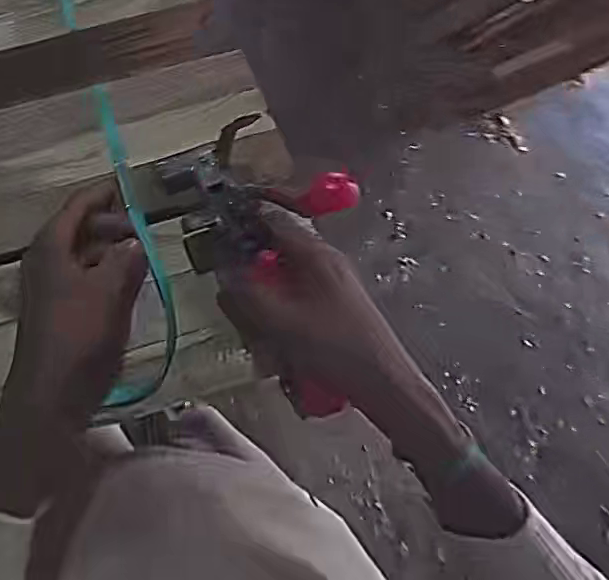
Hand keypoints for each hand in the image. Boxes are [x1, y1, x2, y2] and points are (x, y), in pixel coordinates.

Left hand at [0, 181, 145, 515]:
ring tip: (141, 254)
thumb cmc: (78, 336)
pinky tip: (126, 283)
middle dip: (110, 224)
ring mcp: (48, 285)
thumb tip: (136, 241)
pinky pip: (83, 277)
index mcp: (50, 246)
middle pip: (79, 228)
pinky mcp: (57, 309)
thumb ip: (125, 261)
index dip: (101, 194)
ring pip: (82, 254)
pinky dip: (104, 272)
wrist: (49, 397)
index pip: (77, 207)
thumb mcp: (109, 294)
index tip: (125, 185)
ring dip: (109, 250)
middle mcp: (45, 259)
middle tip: (143, 229)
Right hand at [213, 202, 426, 415]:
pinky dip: (281, 314)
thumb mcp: (279, 321)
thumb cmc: (338, 350)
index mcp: (315, 254)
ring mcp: (333, 283)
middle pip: (273, 252)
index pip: (271, 219)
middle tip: (238, 299)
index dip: (242, 223)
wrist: (388, 389)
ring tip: (261, 332)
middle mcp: (325, 261)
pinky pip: (296, 297)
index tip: (220, 235)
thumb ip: (244, 293)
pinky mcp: (336, 305)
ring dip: (265, 301)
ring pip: (282, 278)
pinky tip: (279, 344)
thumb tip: (223, 274)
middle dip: (251, 275)